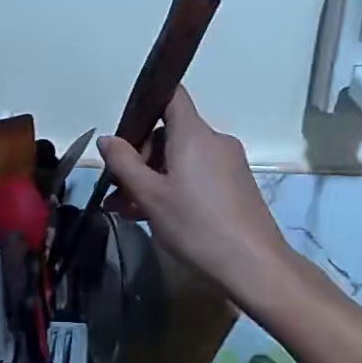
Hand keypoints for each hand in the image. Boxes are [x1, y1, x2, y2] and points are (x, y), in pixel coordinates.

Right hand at [96, 87, 293, 303]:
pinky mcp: (234, 186)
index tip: (125, 129)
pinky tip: (151, 214)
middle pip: (169, 133)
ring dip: (151, 177)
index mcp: (193, 134)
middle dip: (139, 156)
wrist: (254, 267)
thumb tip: (107, 139)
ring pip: (179, 158)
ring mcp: (227, 164)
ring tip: (127, 209)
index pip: (172, 96)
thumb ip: (123, 163)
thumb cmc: (195, 224)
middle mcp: (214, 141)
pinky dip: (171, 187)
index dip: (147, 102)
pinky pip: (194, 175)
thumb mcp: (149, 194)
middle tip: (118, 187)